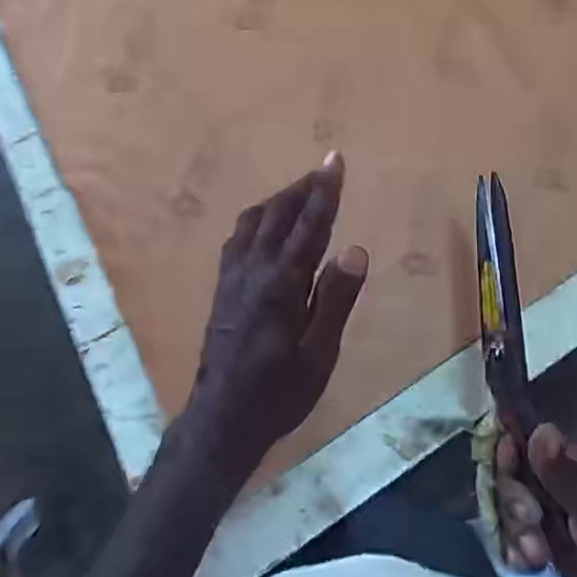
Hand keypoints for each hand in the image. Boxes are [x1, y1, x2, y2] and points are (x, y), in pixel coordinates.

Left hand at [180, 151, 368, 478]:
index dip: (324, 192)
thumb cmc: (279, 392)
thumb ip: (335, 299)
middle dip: (302, 188)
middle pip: (278, 215)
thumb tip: (354, 249)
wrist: (222, 416)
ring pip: (253, 222)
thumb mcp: (319, 354)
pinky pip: (238, 238)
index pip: (308, 225)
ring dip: (278, 201)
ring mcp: (232, 276)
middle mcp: (253, 269)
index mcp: (281, 283)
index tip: (334, 161)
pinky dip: (257, 219)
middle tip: (323, 169)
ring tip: (299, 192)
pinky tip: (263, 226)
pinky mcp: (222, 287)